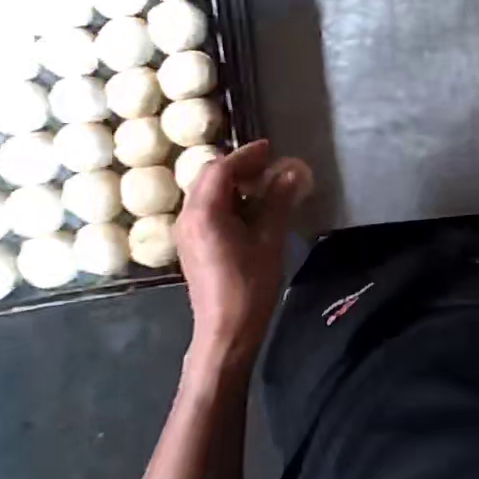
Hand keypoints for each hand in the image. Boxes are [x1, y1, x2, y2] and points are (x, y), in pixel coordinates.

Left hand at [175, 140, 312, 364]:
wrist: (225, 330)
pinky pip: (206, 210)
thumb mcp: (270, 240)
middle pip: (208, 177)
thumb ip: (278, 201)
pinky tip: (249, 210)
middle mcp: (187, 216)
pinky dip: (226, 200)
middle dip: (238, 167)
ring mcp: (186, 232)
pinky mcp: (191, 245)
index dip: (246, 155)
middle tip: (269, 166)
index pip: (221, 169)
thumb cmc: (250, 285)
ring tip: (263, 185)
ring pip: (206, 193)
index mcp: (204, 212)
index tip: (270, 148)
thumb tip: (292, 171)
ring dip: (232, 183)